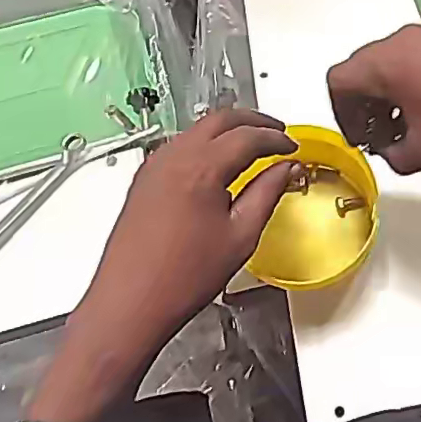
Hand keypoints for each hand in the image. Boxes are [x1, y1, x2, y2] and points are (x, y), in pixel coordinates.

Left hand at [27, 110, 298, 421]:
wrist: (130, 302)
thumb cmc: (179, 278)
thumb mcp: (240, 236)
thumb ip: (267, 193)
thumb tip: (285, 170)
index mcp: (200, 167)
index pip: (248, 136)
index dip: (275, 138)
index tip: (290, 147)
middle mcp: (173, 158)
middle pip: (220, 119)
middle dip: (253, 121)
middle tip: (276, 132)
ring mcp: (154, 166)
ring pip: (197, 129)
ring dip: (227, 130)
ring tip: (252, 146)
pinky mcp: (143, 179)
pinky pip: (179, 146)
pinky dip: (205, 144)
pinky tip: (218, 164)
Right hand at [328, 25, 420, 176]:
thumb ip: (395, 158)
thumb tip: (393, 156)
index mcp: (384, 63)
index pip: (338, 82)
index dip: (342, 115)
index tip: (359, 137)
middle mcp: (401, 43)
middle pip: (361, 72)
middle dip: (363, 108)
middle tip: (379, 137)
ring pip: (387, 67)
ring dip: (387, 99)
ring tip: (407, 130)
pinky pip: (413, 62)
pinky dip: (409, 88)